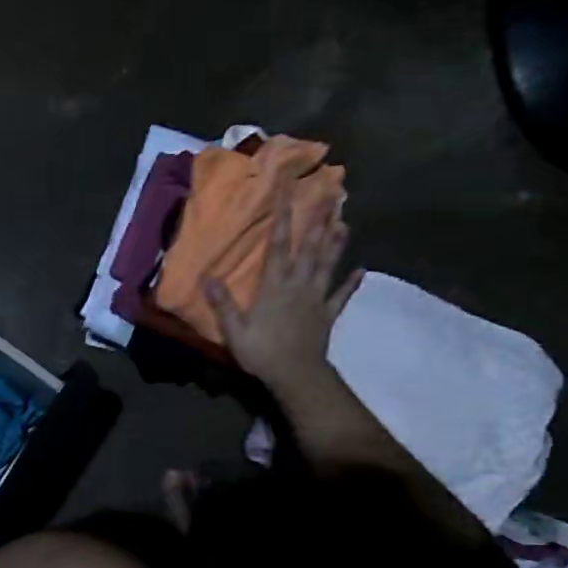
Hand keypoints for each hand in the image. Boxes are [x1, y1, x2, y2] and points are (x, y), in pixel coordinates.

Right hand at [204, 189, 361, 388]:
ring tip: (344, 223)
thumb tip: (207, 277)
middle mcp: (298, 285)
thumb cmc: (262, 352)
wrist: (296, 374)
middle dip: (318, 221)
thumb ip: (223, 303)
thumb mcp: (234, 329)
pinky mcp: (327, 314)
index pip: (278, 246)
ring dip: (336, 244)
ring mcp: (316, 299)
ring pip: (327, 265)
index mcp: (275, 286)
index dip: (282, 218)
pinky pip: (341, 296)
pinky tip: (361, 270)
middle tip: (331, 197)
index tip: (286, 194)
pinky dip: (351, 283)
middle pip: (310, 248)